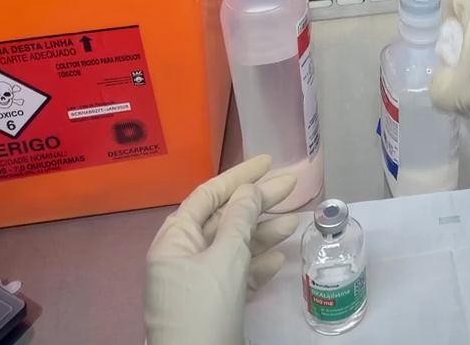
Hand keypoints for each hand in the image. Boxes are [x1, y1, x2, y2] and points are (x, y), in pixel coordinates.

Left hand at [143, 154, 303, 344]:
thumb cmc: (205, 307)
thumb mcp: (226, 256)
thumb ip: (240, 217)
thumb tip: (249, 190)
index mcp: (175, 240)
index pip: (209, 195)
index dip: (240, 176)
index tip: (269, 161)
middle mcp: (183, 257)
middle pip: (224, 218)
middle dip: (258, 202)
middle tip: (292, 186)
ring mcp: (197, 283)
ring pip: (234, 246)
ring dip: (264, 233)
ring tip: (295, 223)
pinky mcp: (212, 305)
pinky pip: (237, 273)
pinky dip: (258, 263)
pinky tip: (280, 257)